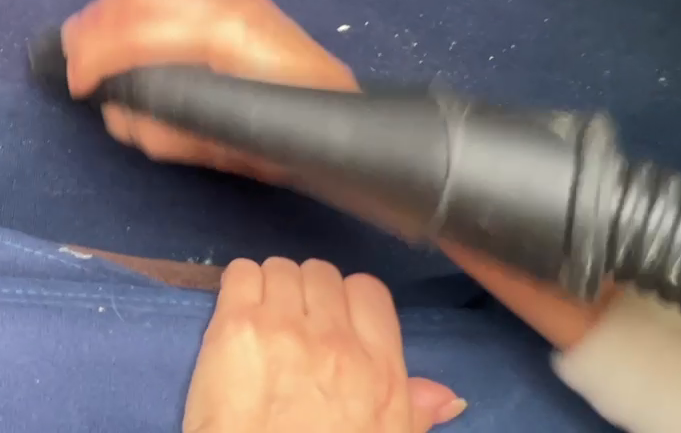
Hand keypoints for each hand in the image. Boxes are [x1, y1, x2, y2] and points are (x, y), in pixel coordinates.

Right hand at [65, 0, 601, 350]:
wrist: (354, 123)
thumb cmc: (296, 143)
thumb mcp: (228, 147)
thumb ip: (165, 124)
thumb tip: (114, 107)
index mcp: (229, 36)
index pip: (143, 27)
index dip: (99, 52)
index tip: (76, 83)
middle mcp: (228, 1)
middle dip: (95, 23)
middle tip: (68, 58)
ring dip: (108, 11)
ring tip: (85, 43)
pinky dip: (132, 8)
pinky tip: (120, 31)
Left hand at [186, 257, 466, 432]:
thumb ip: (412, 412)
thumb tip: (444, 393)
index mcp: (379, 372)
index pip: (370, 291)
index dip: (349, 300)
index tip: (333, 320)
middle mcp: (334, 340)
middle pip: (320, 272)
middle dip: (307, 292)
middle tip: (294, 322)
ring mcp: (282, 327)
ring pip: (279, 267)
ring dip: (272, 287)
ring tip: (264, 320)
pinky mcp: (235, 323)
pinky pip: (240, 271)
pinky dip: (240, 284)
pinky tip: (239, 314)